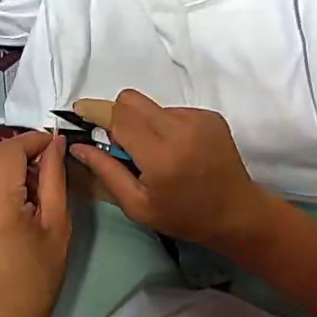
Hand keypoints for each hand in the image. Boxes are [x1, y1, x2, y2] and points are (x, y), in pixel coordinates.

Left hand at [0, 132, 69, 316]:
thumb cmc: (38, 278)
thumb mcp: (57, 225)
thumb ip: (54, 177)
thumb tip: (56, 142)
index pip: (10, 149)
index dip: (32, 139)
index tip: (52, 142)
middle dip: (18, 148)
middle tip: (43, 163)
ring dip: (3, 161)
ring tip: (27, 183)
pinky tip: (9, 196)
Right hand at [69, 89, 270, 246]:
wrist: (238, 214)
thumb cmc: (183, 216)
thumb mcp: (137, 205)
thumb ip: (106, 171)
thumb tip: (78, 146)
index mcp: (160, 156)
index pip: (119, 117)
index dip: (95, 112)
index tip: (79, 112)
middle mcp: (180, 129)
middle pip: (130, 100)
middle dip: (116, 115)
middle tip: (121, 144)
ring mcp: (198, 119)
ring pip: (150, 106)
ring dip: (142, 123)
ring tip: (154, 153)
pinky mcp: (209, 116)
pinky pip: (170, 110)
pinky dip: (163, 126)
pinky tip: (174, 150)